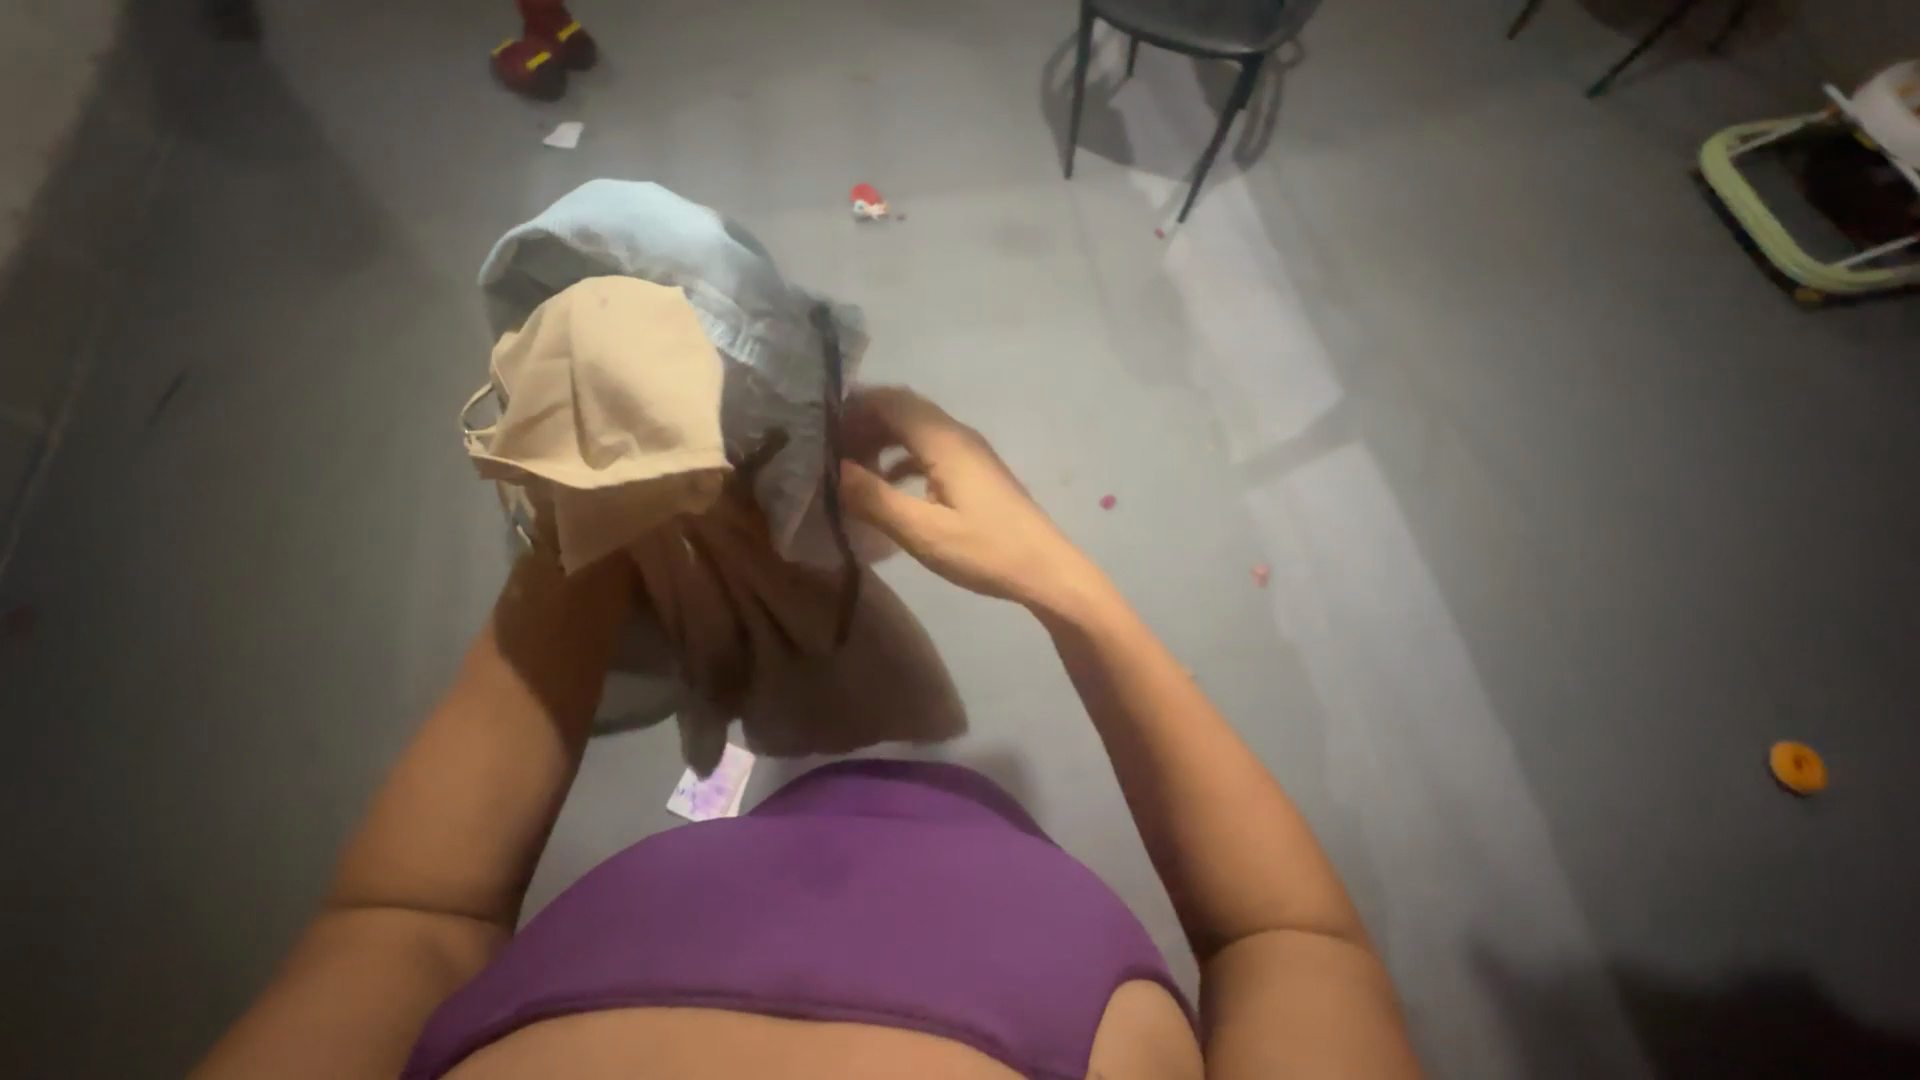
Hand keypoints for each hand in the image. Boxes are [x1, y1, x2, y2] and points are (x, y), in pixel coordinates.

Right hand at [838, 386, 1101, 612]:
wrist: (1046, 571)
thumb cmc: (986, 552)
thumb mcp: (923, 532)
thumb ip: (873, 499)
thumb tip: (830, 470)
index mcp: (944, 441)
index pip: (889, 401)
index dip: (851, 409)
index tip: (818, 433)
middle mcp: (957, 435)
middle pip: (902, 410)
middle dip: (862, 424)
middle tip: (828, 454)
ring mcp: (970, 453)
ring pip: (916, 430)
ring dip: (881, 442)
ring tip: (850, 471)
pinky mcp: (975, 473)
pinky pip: (929, 451)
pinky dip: (902, 460)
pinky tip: (887, 488)